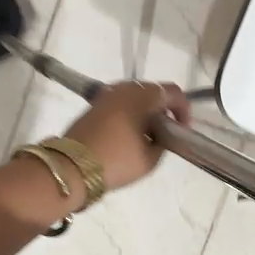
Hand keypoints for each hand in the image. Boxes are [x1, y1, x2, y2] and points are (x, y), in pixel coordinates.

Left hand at [63, 82, 190, 192]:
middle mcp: (124, 88)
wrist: (71, 167)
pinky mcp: (93, 105)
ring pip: (134, 96)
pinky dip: (129, 112)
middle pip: (153, 91)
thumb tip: (160, 133)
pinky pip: (119, 102)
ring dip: (145, 110)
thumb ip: (162, 141)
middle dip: (163, 108)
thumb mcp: (150, 158)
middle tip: (166, 132)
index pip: (172, 92)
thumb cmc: (116, 161)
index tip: (182, 130)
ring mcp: (106, 94)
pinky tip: (128, 133)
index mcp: (142, 96)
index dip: (183, 109)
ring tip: (147, 134)